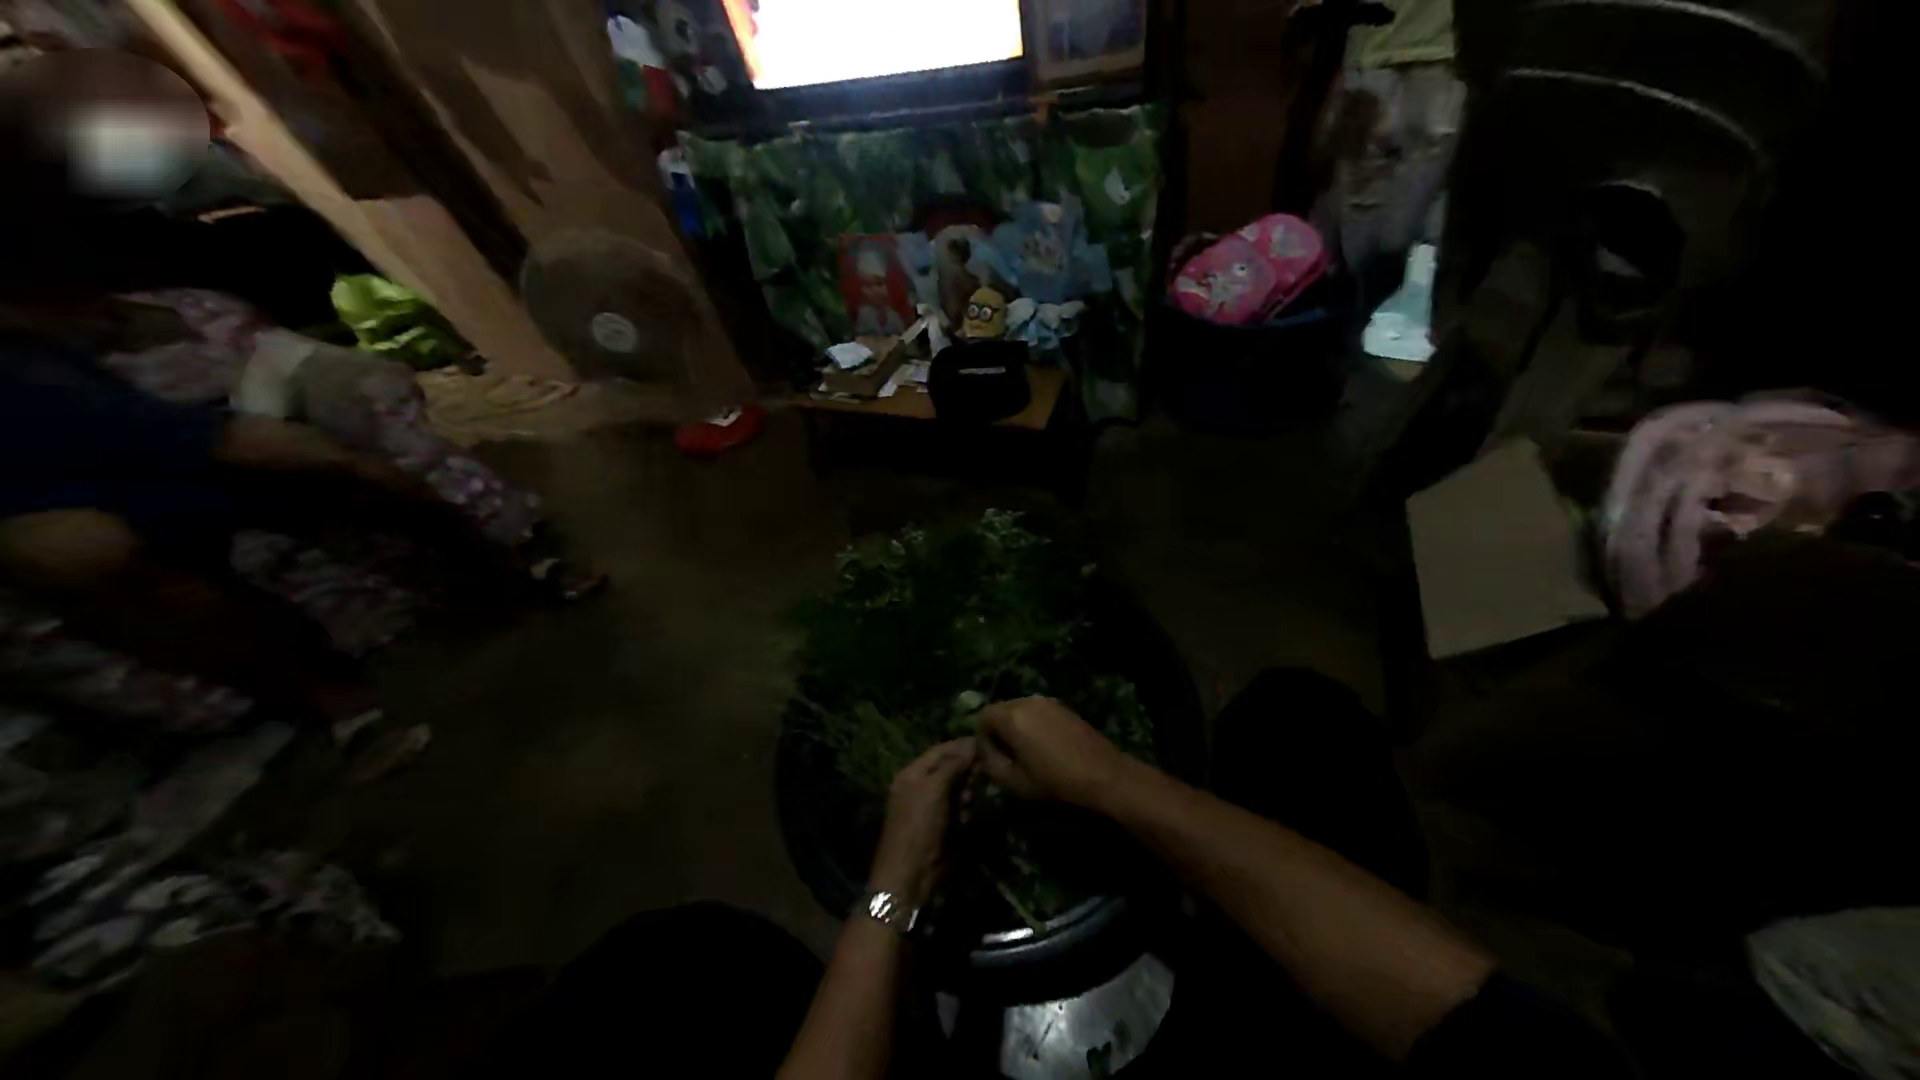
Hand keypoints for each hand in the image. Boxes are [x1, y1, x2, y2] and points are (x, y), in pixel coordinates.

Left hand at [868, 739, 975, 909]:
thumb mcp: (934, 789)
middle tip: (985, 770)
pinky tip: (970, 813)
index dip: (961, 746)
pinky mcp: (943, 824)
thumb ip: (952, 764)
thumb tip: (971, 744)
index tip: (985, 743)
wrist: (911, 874)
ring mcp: (931, 806)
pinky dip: (966, 806)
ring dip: (968, 789)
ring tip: (974, 795)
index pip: (940, 751)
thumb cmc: (919, 825)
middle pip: (949, 768)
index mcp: (912, 774)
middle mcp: (921, 786)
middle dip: (967, 769)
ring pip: (956, 787)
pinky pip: (959, 807)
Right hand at [976, 697, 1129, 808]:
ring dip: (1015, 727)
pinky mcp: (1062, 706)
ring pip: (1018, 710)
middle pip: (1000, 710)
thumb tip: (984, 753)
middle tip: (1008, 757)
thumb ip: (990, 764)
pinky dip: (1032, 724)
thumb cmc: (1055, 781)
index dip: (983, 739)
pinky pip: (1036, 711)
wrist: (1103, 774)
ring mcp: (1047, 701)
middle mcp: (1027, 701)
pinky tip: (1045, 746)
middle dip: (998, 731)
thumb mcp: (1014, 783)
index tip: (994, 761)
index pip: (982, 717)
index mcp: (1012, 716)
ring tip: (1027, 753)